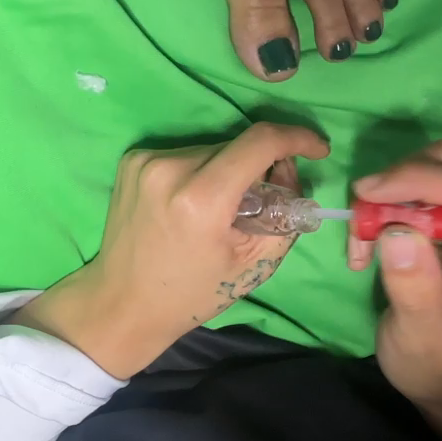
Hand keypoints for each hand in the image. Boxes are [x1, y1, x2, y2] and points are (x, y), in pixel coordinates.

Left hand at [15, 122, 329, 378]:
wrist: (123, 302)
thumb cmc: (192, 292)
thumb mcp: (254, 263)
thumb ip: (286, 212)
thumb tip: (290, 171)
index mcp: (201, 198)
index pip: (260, 141)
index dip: (297, 138)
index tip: (318, 149)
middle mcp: (170, 167)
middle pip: (237, 146)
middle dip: (261, 165)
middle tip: (267, 199)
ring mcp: (146, 160)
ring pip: (212, 148)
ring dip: (229, 169)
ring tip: (223, 209)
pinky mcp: (133, 160)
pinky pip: (186, 153)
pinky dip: (201, 171)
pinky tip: (193, 204)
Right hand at [349, 140, 441, 408]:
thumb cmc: (435, 365)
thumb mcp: (419, 339)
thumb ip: (413, 289)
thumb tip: (399, 231)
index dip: (424, 181)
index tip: (369, 193)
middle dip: (405, 180)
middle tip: (360, 211)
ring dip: (396, 185)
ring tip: (364, 230)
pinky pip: (429, 185)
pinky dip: (394, 195)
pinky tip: (373, 233)